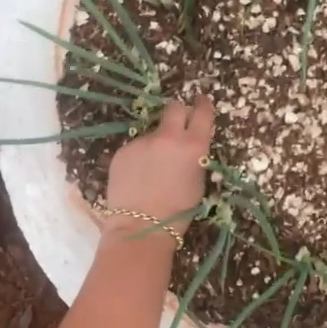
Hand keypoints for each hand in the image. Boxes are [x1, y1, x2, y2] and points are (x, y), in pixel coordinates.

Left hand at [103, 98, 214, 242]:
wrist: (141, 226)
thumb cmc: (179, 211)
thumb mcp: (198, 181)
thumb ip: (194, 156)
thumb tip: (188, 146)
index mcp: (193, 146)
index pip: (202, 113)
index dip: (203, 105)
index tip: (202, 101)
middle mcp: (167, 137)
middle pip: (174, 108)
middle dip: (178, 113)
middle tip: (179, 124)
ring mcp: (142, 142)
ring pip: (153, 132)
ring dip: (157, 142)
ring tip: (154, 168)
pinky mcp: (123, 150)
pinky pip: (136, 147)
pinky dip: (140, 157)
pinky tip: (138, 176)